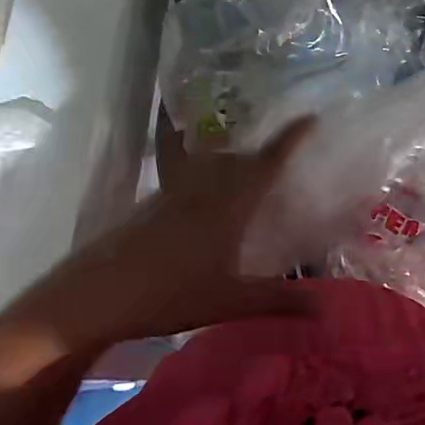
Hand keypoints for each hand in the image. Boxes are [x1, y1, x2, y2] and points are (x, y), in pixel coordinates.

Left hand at [0, 119, 314, 376]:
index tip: (308, 117)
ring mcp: (173, 194)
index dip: (288, 140)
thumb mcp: (228, 301)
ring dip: (229, 161)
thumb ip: (277, 300)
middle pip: (237, 160)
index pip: (264, 165)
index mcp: (227, 207)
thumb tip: (326, 307)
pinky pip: (180, 173)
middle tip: (280, 159)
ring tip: (243, 172)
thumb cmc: (168, 294)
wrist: (98, 293)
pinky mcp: (152, 204)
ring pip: (209, 164)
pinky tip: (192, 188)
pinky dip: (193, 166)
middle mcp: (202, 190)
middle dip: (260, 155)